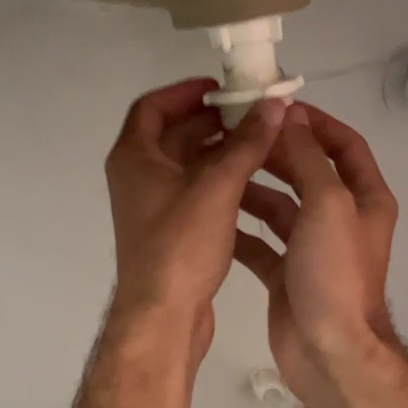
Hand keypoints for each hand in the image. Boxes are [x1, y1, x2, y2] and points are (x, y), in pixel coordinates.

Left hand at [105, 78, 283, 360]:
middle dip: (211, 123)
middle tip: (252, 115)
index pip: (152, 107)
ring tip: (259, 145)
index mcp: (134, 158)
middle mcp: (137, 178)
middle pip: (171, 135)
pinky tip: (251, 184)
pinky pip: (193, 193)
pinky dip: (218, 182)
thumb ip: (246, 143)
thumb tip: (273, 105)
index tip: (222, 90)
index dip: (185, 93)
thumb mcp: (217, 188)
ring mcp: (152, 207)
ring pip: (186, 166)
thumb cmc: (181, 246)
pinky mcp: (169, 233)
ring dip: (218, 152)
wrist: (163, 316)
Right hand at [233, 102, 398, 405]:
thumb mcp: (328, 203)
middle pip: (307, 173)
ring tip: (215, 171)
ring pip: (280, 207)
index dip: (314, 122)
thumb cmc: (334, 274)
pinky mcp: (287, 275)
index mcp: (364, 198)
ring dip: (252, 190)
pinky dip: (241, 231)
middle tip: (233, 136)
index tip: (274, 108)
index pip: (344, 145)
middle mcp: (341, 220)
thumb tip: (290, 117)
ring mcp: (313, 249)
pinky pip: (261, 244)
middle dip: (275, 153)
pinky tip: (213, 217)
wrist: (329, 351)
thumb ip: (308, 158)